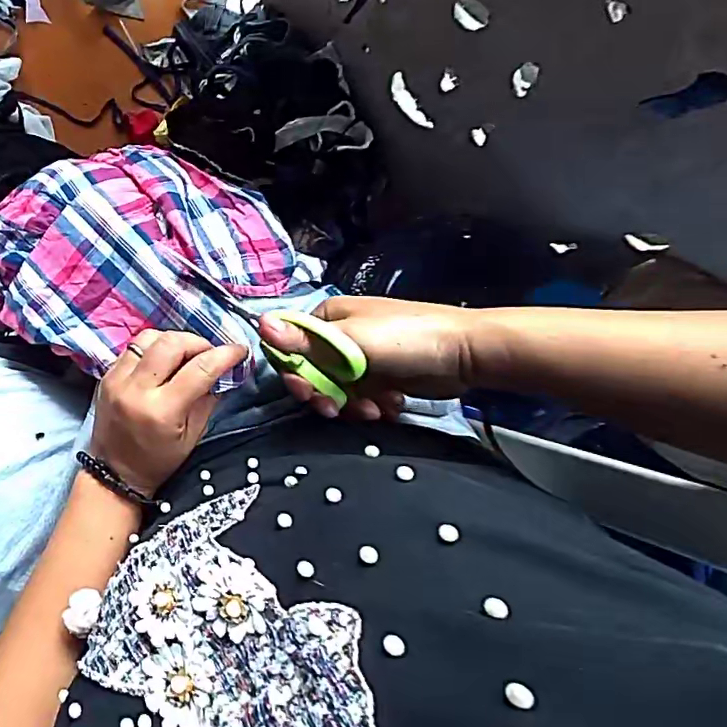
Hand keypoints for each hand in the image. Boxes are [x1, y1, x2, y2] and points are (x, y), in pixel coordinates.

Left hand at [88, 330, 248, 493]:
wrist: (114, 473)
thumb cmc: (158, 461)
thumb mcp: (192, 437)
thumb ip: (208, 400)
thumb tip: (223, 371)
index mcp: (161, 410)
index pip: (199, 369)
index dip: (224, 355)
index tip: (239, 350)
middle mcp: (136, 389)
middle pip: (172, 343)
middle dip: (198, 342)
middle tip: (210, 353)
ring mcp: (117, 379)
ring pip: (149, 337)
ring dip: (174, 340)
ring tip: (186, 354)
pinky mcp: (107, 375)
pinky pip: (134, 347)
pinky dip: (154, 347)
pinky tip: (164, 360)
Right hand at [259, 296, 475, 419]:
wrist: (467, 353)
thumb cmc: (408, 339)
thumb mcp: (353, 341)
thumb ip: (307, 340)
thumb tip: (260, 324)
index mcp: (329, 317)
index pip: (292, 347)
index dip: (295, 373)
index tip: (310, 392)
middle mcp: (341, 335)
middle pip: (313, 373)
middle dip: (326, 394)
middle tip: (338, 409)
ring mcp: (362, 356)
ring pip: (337, 389)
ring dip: (352, 404)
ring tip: (376, 408)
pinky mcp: (381, 376)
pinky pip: (361, 396)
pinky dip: (371, 405)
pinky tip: (390, 406)